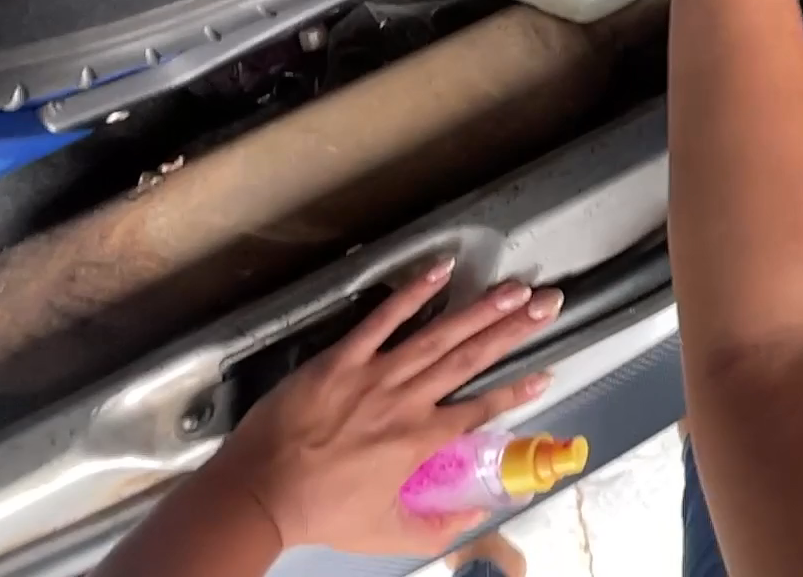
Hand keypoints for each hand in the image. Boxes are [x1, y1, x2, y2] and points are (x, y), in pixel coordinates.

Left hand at [202, 260, 563, 556]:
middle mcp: (408, 401)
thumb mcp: (383, 533)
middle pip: (472, 359)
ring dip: (481, 309)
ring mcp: (377, 375)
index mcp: (420, 441)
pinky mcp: (345, 357)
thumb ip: (436, 525)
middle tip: (548, 303)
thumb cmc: (319, 514)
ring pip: (440, 335)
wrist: (254, 496)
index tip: (546, 372)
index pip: (481, 409)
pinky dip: (414, 292)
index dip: (517, 392)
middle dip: (514, 329)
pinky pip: (384, 319)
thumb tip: (480, 514)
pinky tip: (442, 269)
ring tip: (514, 289)